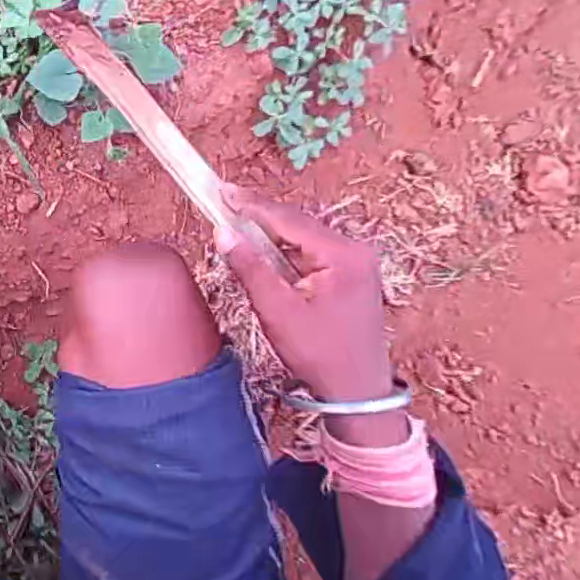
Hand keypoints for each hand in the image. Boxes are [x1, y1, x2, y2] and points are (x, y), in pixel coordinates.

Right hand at [216, 184, 392, 403]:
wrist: (356, 388)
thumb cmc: (318, 352)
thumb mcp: (277, 310)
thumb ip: (250, 267)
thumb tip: (223, 232)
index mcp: (342, 254)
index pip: (288, 220)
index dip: (251, 205)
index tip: (223, 190)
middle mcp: (355, 250)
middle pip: (296, 225)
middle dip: (259, 218)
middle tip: (224, 204)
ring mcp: (357, 262)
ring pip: (302, 239)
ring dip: (270, 237)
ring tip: (238, 230)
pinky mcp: (352, 275)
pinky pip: (311, 254)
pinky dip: (284, 253)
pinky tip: (264, 256)